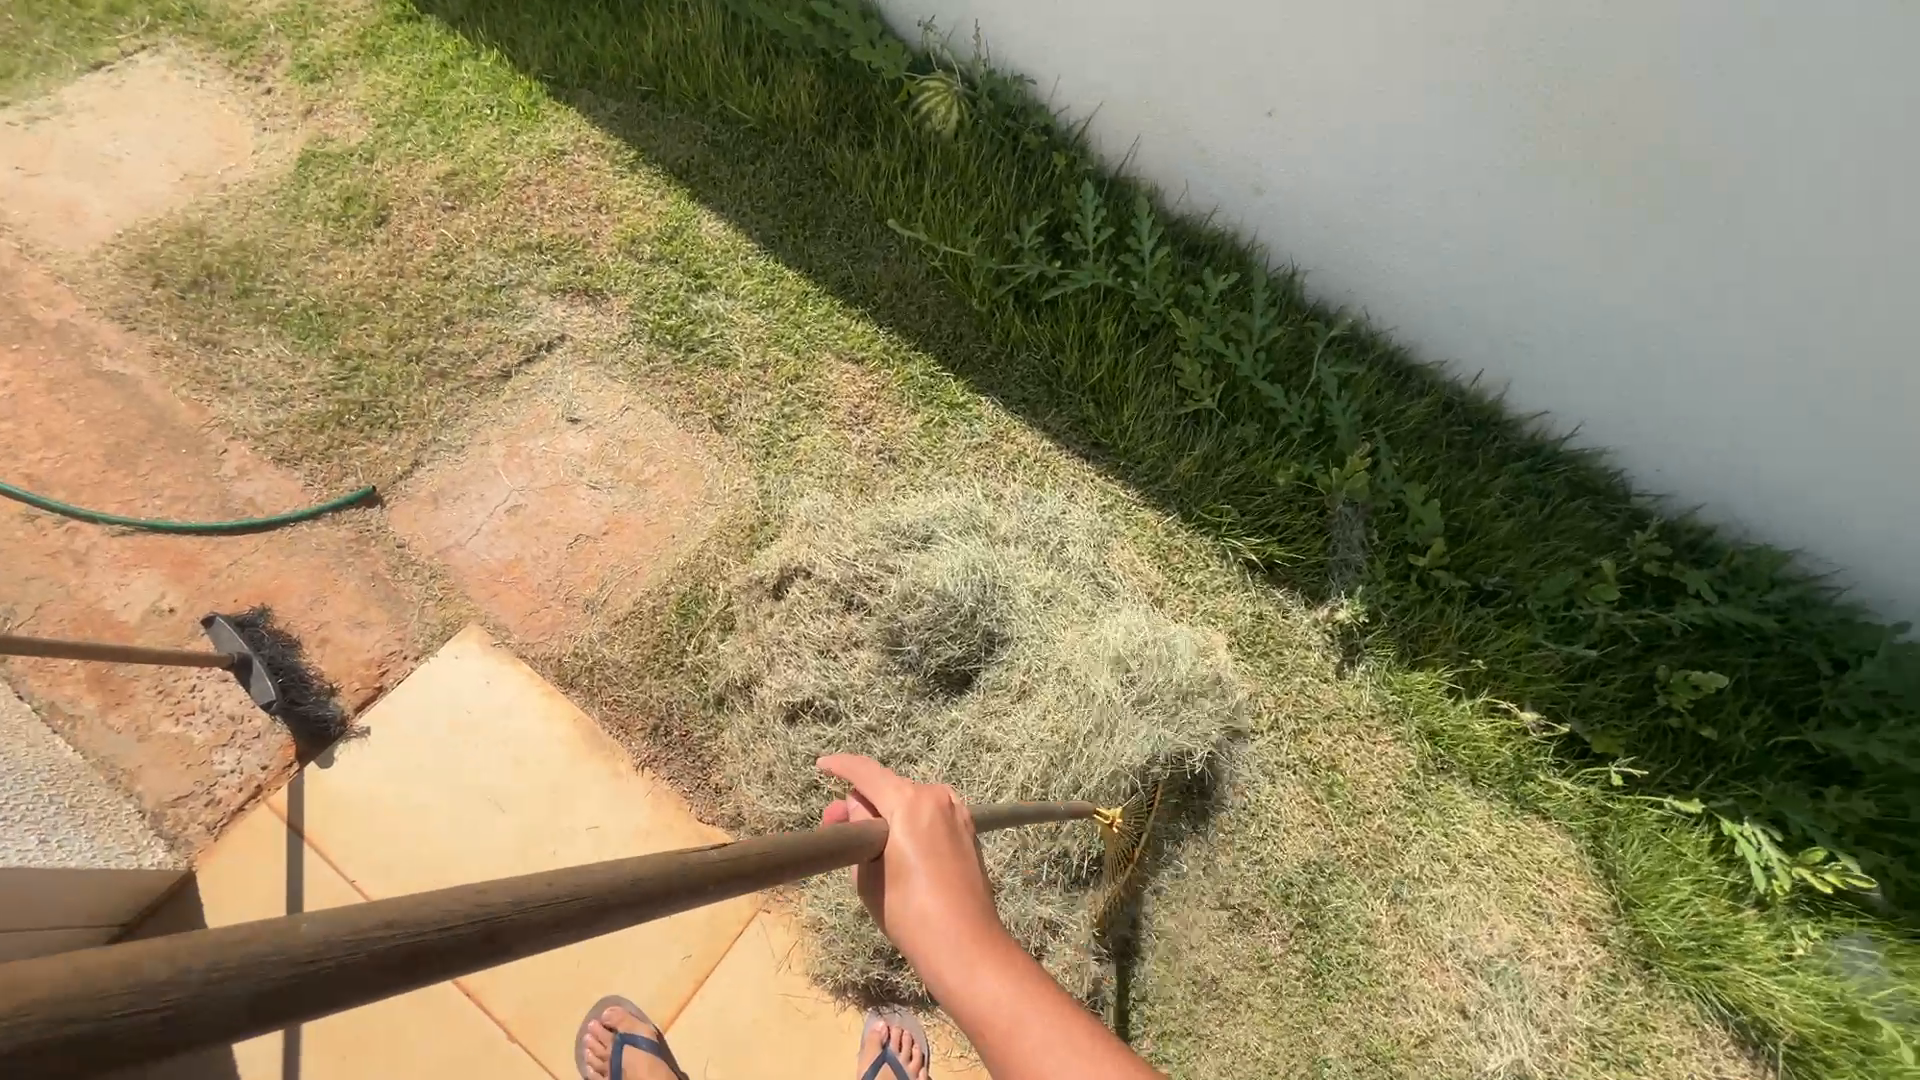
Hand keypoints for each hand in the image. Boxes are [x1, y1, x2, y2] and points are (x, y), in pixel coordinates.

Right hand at [817, 754, 1005, 969]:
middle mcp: (936, 797)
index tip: (822, 766)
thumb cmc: (908, 911)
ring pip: (911, 800)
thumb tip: (857, 807)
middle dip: (862, 801)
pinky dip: (910, 820)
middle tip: (838, 824)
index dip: (841, 766)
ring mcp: (958, 811)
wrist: (965, 945)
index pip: (867, 773)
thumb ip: (859, 830)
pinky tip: (897, 845)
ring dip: (888, 811)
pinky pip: (930, 814)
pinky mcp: (968, 829)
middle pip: (890, 787)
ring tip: (867, 841)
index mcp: (910, 802)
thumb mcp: (868, 874)